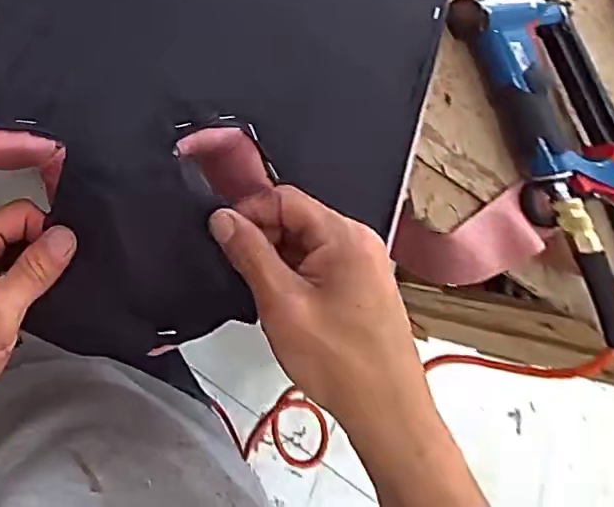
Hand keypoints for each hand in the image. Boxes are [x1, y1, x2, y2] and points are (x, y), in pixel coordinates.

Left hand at [0, 199, 76, 424]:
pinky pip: (8, 269)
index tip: (62, 263)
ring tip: (44, 296)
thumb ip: (37, 268)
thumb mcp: (1, 310)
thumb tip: (66, 235)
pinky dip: (23, 283)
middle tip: (56, 282)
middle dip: (43, 250)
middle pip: (22, 227)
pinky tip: (29, 306)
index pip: (27, 211)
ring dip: (34, 269)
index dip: (49, 233)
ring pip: (18, 249)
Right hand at [207, 186, 428, 428]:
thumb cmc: (344, 366)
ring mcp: (364, 261)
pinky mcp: (363, 282)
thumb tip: (224, 219)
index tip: (225, 234)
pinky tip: (288, 303)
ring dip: (279, 259)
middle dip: (264, 238)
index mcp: (344, 235)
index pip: (285, 197)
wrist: (389, 416)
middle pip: (296, 217)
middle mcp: (359, 239)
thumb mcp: (282, 304)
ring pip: (306, 241)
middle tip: (242, 270)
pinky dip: (297, 274)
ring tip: (268, 295)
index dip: (250, 211)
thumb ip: (250, 254)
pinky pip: (321, 261)